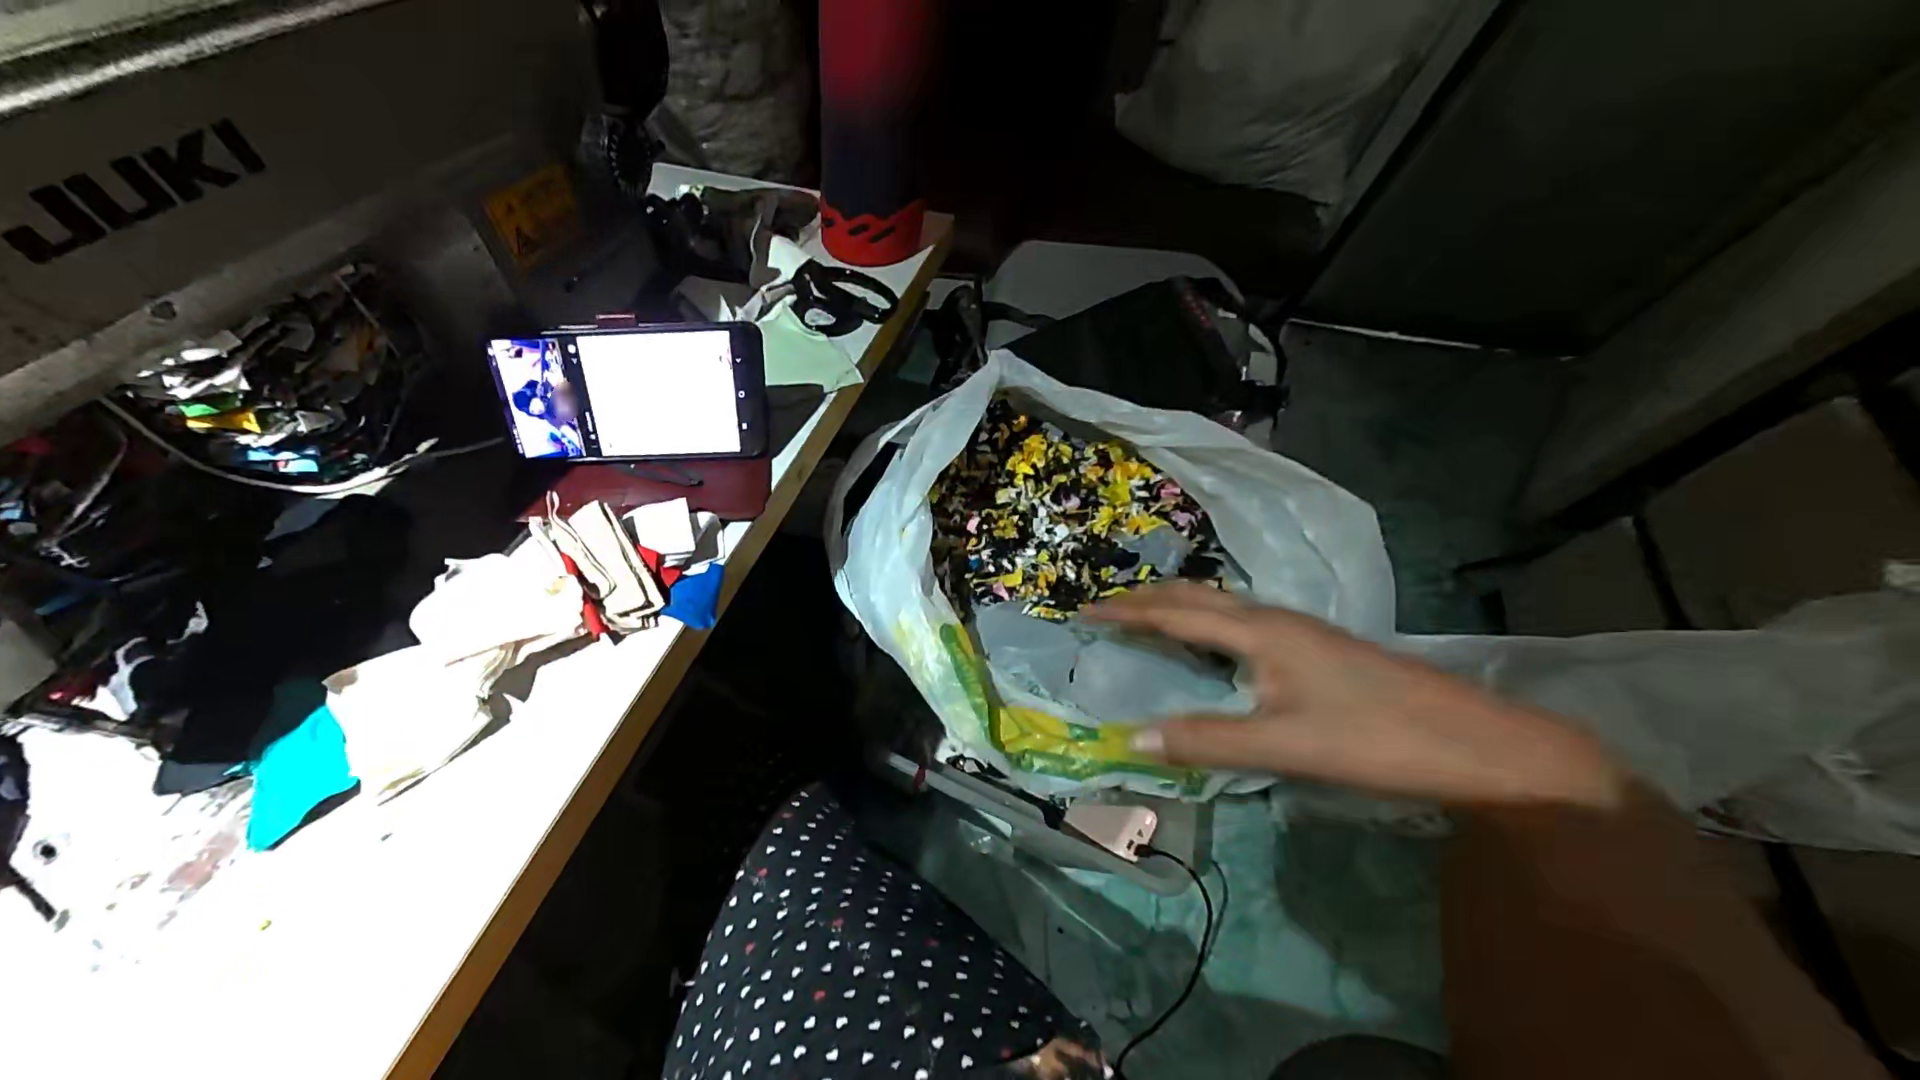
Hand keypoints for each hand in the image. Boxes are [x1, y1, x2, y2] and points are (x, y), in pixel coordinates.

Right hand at [1088, 584, 1627, 809]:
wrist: (1482, 744)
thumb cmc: (1376, 739)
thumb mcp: (1283, 746)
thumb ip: (1205, 741)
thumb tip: (1130, 737)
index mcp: (1260, 632)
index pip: (1176, 612)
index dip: (1127, 611)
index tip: (1084, 610)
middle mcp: (1275, 619)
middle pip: (1197, 596)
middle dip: (1148, 598)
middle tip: (1107, 609)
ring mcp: (1300, 629)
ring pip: (1222, 605)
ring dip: (1178, 606)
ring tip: (1147, 617)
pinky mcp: (1317, 646)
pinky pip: (1242, 619)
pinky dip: (1206, 620)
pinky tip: (1213, 642)